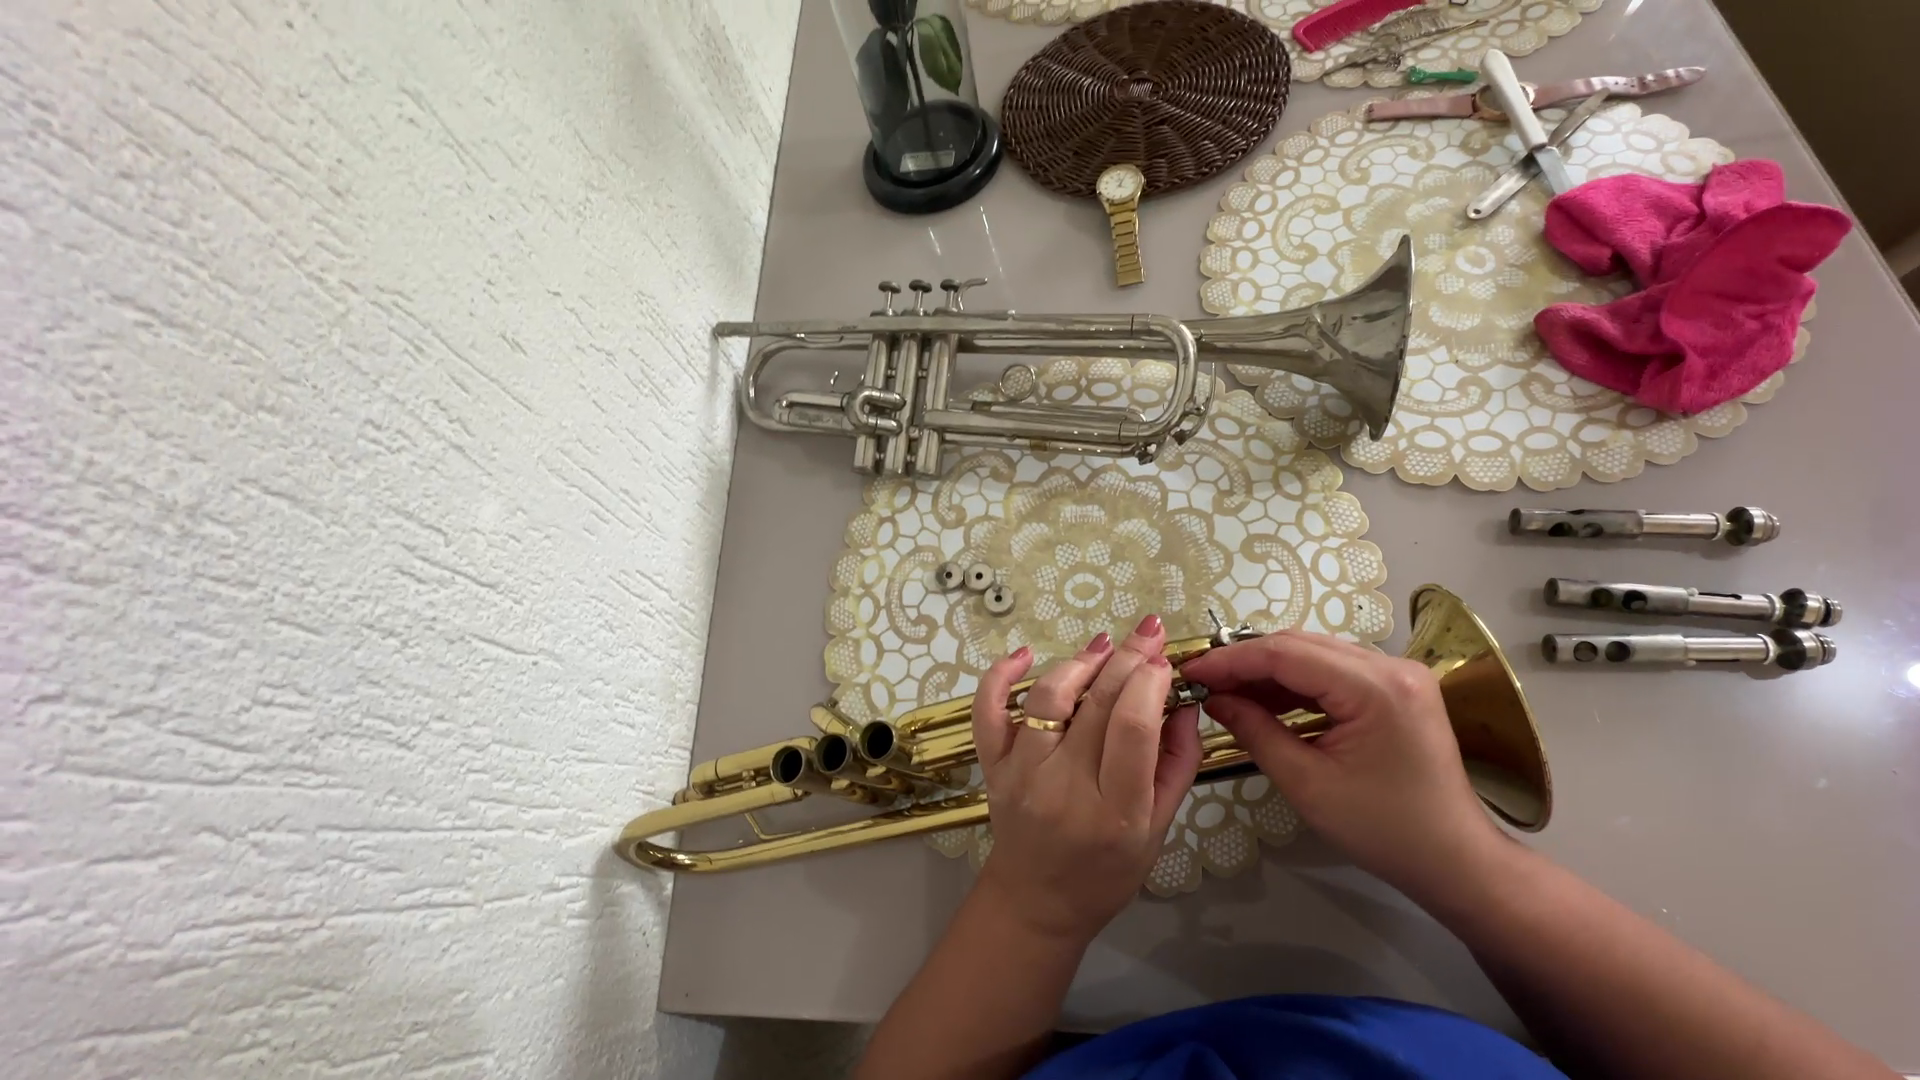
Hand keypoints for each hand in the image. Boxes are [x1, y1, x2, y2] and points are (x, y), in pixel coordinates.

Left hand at [968, 616, 1202, 945]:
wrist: (1037, 902)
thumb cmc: (1108, 872)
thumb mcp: (1158, 830)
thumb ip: (1176, 765)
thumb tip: (1183, 704)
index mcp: (1115, 812)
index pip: (1132, 728)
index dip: (1149, 683)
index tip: (1164, 659)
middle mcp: (1064, 787)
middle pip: (1095, 706)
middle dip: (1127, 659)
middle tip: (1147, 631)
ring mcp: (1021, 774)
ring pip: (1047, 699)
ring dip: (1078, 662)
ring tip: (1105, 644)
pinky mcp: (993, 767)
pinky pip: (988, 713)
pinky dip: (1000, 677)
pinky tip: (1024, 654)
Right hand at [1179, 631, 1503, 900]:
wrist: (1455, 859)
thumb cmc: (1383, 829)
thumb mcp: (1308, 784)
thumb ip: (1256, 732)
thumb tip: (1214, 700)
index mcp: (1376, 688)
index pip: (1287, 654)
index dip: (1233, 660)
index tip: (1193, 672)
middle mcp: (1391, 666)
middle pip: (1301, 644)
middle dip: (1246, 660)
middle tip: (1204, 681)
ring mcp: (1398, 673)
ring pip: (1315, 653)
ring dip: (1268, 670)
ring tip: (1226, 690)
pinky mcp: (1396, 687)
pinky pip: (1333, 670)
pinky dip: (1295, 682)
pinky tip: (1264, 699)